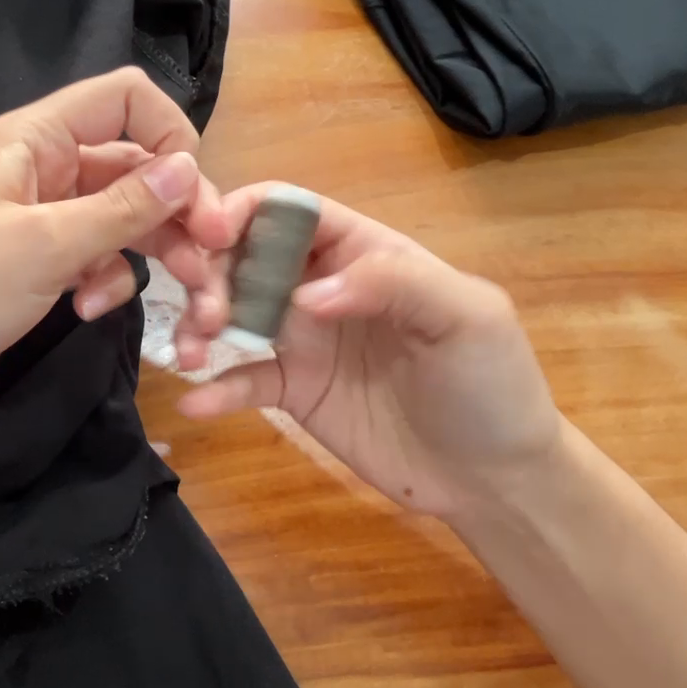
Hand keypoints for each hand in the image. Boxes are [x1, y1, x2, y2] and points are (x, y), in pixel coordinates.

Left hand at [0, 67, 230, 431]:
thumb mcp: (45, 246)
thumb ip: (121, 206)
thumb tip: (186, 167)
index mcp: (33, 138)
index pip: (124, 99)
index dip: (170, 134)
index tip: (195, 193)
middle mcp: (39, 168)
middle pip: (131, 164)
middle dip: (174, 207)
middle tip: (210, 258)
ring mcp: (37, 219)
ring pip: (119, 216)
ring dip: (151, 251)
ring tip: (184, 294)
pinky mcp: (35, 265)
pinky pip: (92, 256)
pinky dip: (103, 281)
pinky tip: (88, 311)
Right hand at [178, 187, 563, 518]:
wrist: (495, 477)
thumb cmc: (491, 384)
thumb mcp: (468, 316)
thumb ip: (393, 283)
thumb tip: (304, 295)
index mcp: (359, 251)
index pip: (286, 210)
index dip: (238, 211)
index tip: (206, 239)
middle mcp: (318, 285)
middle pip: (241, 256)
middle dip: (208, 273)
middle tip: (206, 315)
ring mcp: (300, 339)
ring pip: (227, 312)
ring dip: (197, 325)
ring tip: (192, 356)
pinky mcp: (290, 390)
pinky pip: (240, 380)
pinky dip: (213, 389)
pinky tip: (196, 404)